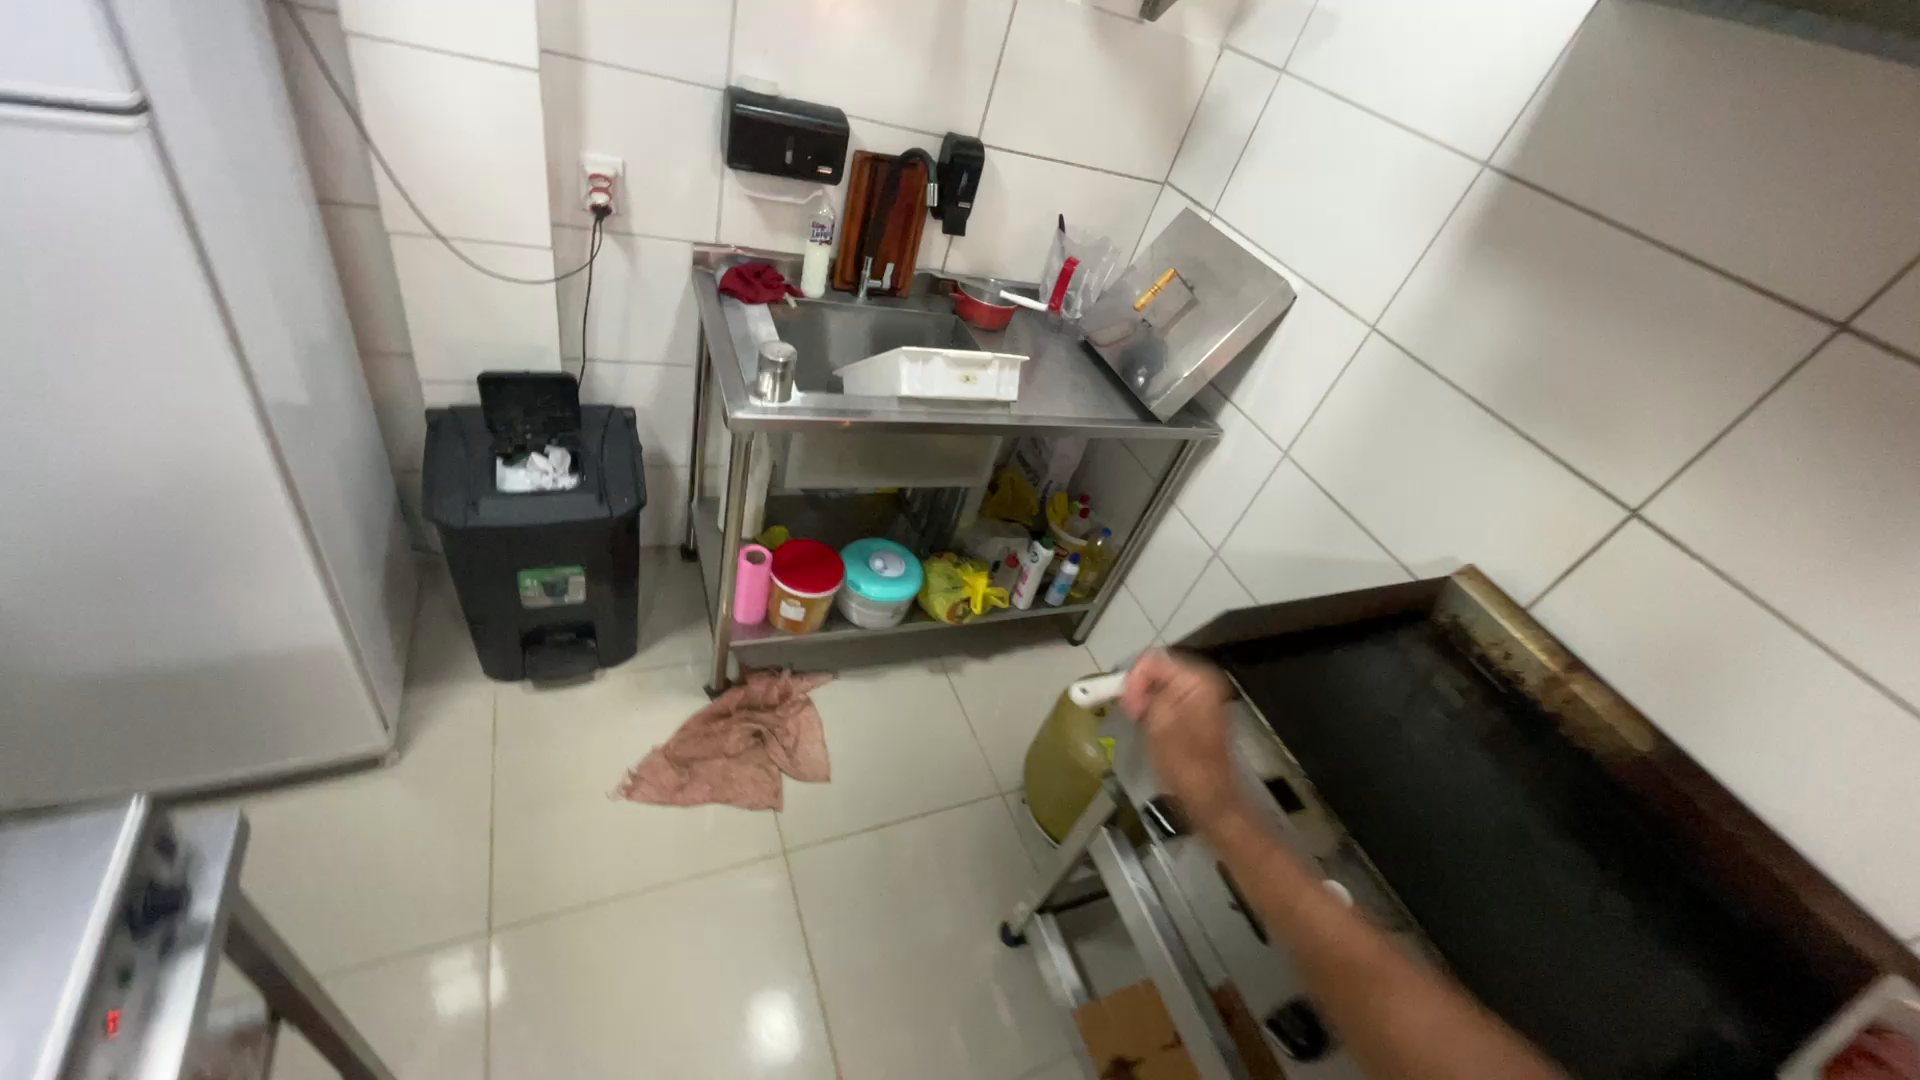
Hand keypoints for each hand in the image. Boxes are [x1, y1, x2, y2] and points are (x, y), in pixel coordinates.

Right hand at [1123, 650, 1238, 823]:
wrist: (1210, 799)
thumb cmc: (1185, 765)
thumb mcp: (1158, 724)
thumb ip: (1145, 694)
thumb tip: (1134, 686)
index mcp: (1198, 680)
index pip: (1154, 659)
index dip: (1135, 679)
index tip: (1129, 705)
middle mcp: (1203, 682)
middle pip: (1158, 669)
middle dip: (1139, 688)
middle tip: (1131, 713)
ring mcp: (1202, 697)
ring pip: (1160, 684)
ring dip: (1145, 699)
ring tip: (1138, 721)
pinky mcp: (1196, 712)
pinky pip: (1168, 698)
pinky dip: (1154, 707)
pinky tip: (1149, 726)